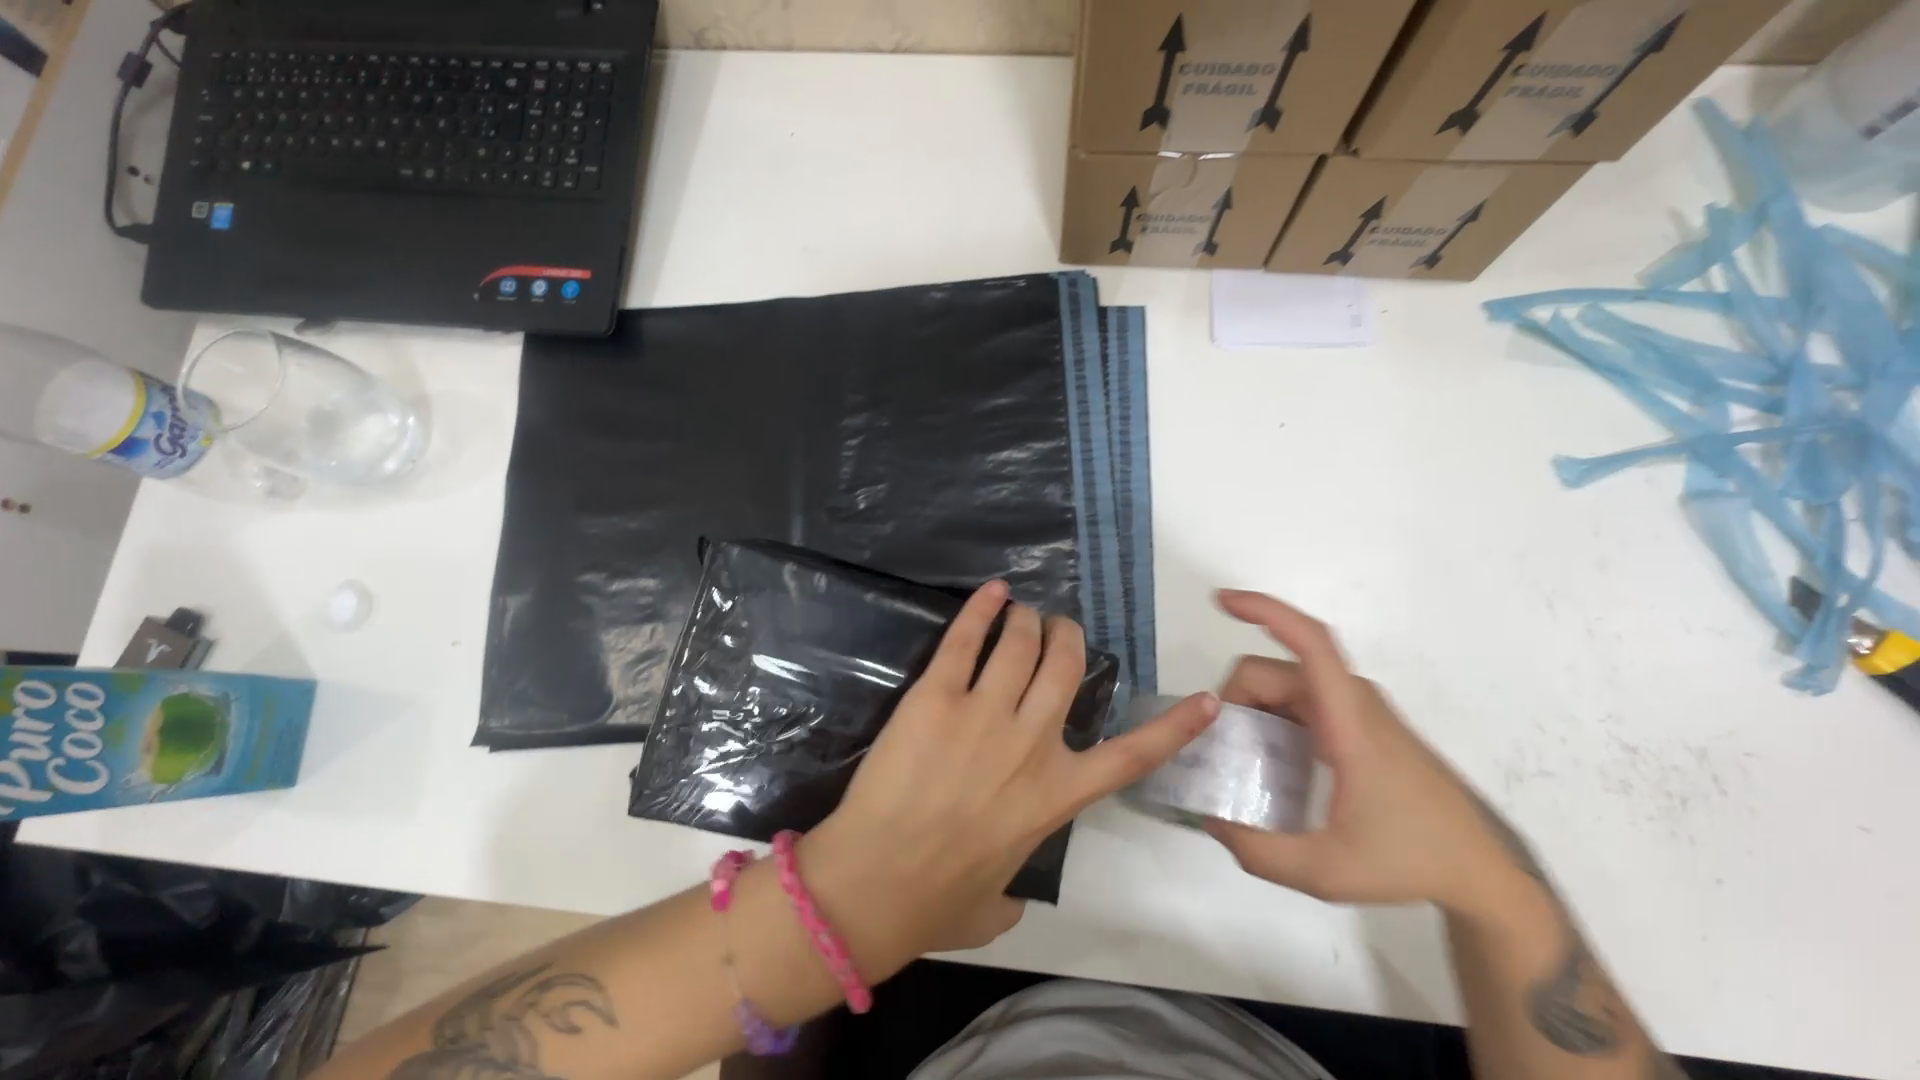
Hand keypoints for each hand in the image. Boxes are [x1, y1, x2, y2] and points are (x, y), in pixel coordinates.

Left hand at [803, 580, 1219, 975]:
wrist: (875, 883)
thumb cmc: (937, 902)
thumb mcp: (996, 909)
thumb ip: (1016, 896)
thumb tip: (1011, 898)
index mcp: (1057, 796)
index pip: (1133, 756)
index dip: (1175, 726)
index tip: (1206, 700)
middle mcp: (1031, 744)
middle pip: (1066, 670)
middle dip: (1069, 639)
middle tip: (1060, 628)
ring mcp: (984, 714)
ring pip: (1021, 646)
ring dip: (1028, 622)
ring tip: (1024, 613)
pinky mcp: (935, 697)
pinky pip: (966, 641)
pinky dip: (982, 610)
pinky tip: (992, 593)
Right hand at [1202, 590, 1525, 914]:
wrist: (1476, 868)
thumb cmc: (1408, 861)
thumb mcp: (1324, 872)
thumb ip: (1257, 852)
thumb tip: (1210, 820)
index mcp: (1350, 724)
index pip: (1312, 643)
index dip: (1266, 611)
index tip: (1222, 602)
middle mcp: (1355, 704)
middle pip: (1277, 670)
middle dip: (1236, 698)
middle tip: (1221, 753)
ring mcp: (1361, 712)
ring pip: (1287, 684)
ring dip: (1252, 709)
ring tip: (1241, 763)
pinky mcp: (1362, 725)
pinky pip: (1303, 701)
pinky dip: (1272, 718)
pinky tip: (1269, 763)